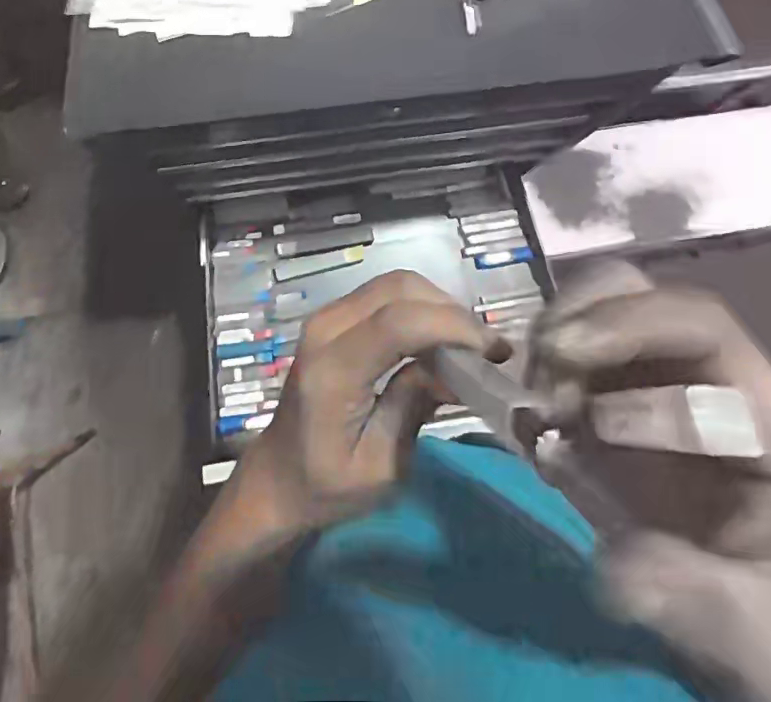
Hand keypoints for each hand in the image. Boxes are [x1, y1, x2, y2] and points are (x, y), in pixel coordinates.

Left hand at [227, 270, 495, 537]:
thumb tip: (458, 370)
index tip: (494, 352)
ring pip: (397, 284)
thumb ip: (414, 408)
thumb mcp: (380, 467)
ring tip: (468, 345)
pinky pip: (387, 294)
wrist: (276, 477)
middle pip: (401, 290)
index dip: (453, 327)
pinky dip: (422, 308)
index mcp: (333, 372)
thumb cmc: (325, 485)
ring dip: (439, 307)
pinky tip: (441, 339)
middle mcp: (325, 330)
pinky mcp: (333, 317)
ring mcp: (326, 318)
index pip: (399, 323)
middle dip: (452, 313)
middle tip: (486, 350)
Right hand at [533, 262, 770, 701]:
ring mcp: (676, 385)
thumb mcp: (754, 629)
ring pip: (618, 306)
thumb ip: (689, 594)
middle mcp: (724, 383)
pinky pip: (586, 350)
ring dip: (564, 333)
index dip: (640, 343)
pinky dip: (550, 364)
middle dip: (595, 316)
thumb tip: (615, 564)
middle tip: (545, 360)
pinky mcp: (634, 399)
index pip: (710, 337)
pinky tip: (536, 412)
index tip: (586, 400)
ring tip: (536, 395)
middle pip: (661, 301)